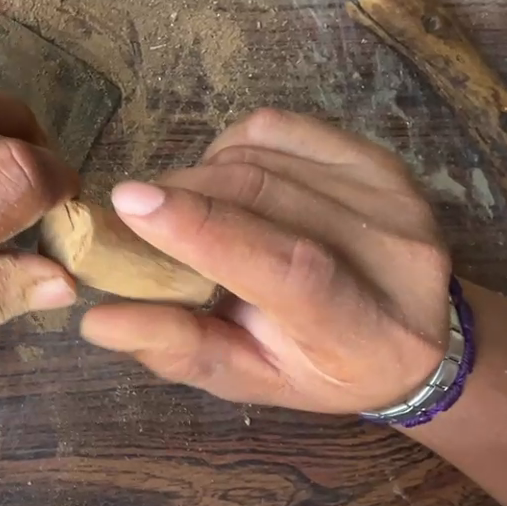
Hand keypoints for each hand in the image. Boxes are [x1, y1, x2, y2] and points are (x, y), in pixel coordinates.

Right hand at [78, 109, 450, 413]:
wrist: (410, 334)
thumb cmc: (312, 366)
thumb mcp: (242, 377)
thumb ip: (175, 347)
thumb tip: (96, 320)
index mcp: (361, 329)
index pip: (287, 267)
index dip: (206, 229)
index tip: (128, 201)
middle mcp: (393, 253)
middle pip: (260, 196)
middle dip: (178, 196)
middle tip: (135, 218)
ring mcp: (391, 196)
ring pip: (256, 157)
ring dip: (197, 178)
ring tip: (193, 214)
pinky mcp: (376, 158)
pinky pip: (271, 128)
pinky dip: (226, 149)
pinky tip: (227, 184)